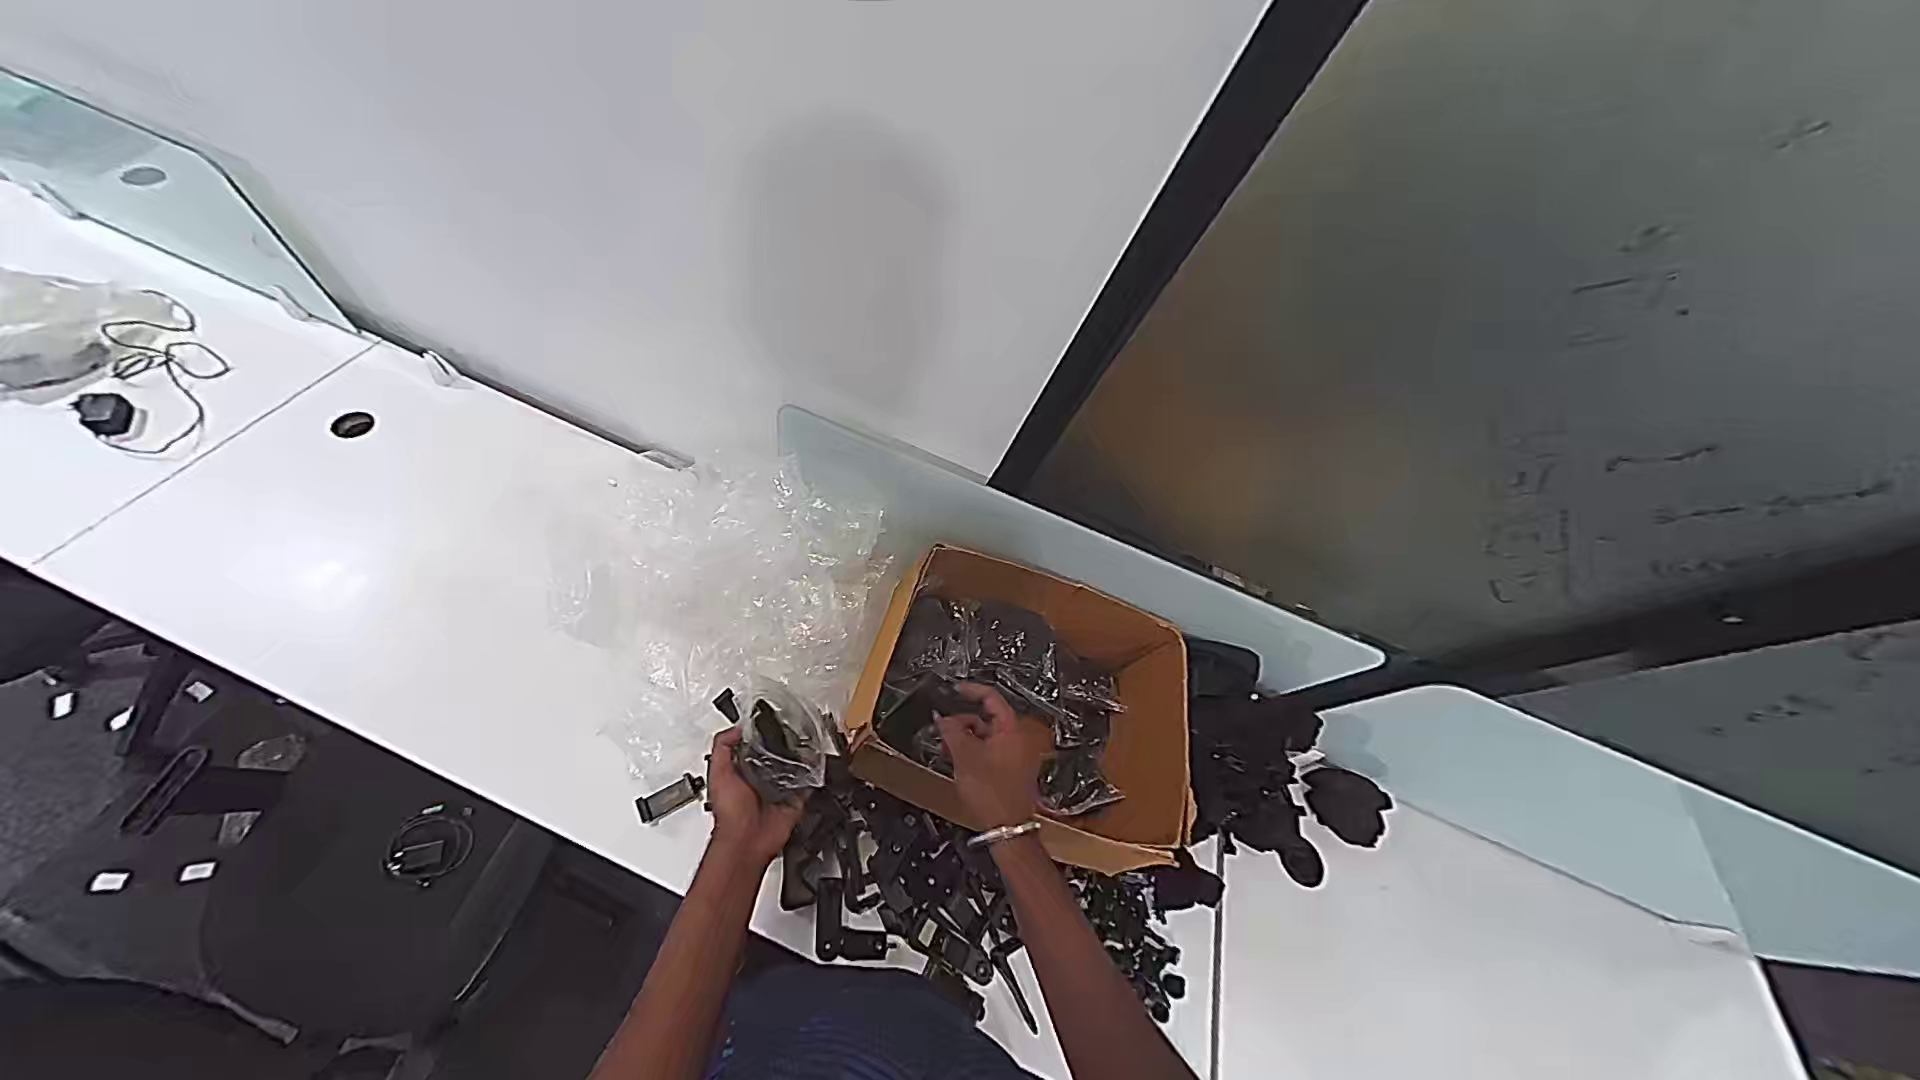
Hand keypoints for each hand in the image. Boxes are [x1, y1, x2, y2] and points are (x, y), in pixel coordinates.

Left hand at [705, 727, 804, 867]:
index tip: (770, 722)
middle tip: (795, 730)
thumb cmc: (730, 814)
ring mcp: (780, 789)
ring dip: (801, 758)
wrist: (747, 840)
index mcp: (744, 772)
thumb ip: (722, 749)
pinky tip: (815, 763)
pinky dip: (813, 775)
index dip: (761, 735)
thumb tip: (736, 728)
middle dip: (785, 745)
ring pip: (795, 768)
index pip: (754, 747)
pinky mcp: (795, 799)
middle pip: (777, 755)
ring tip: (808, 742)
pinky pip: (808, 784)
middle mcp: (762, 779)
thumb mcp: (718, 774)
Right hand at [934, 683, 1052, 827]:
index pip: (991, 697)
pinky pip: (988, 749)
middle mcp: (1016, 737)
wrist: (1007, 827)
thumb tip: (941, 718)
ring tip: (947, 748)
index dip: (971, 690)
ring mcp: (1014, 753)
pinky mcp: (1010, 768)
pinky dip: (972, 750)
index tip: (954, 690)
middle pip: (985, 717)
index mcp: (1010, 728)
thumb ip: (951, 732)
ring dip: (965, 737)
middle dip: (962, 721)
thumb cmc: (992, 793)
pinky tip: (958, 760)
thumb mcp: (964, 757)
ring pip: (985, 735)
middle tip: (943, 729)